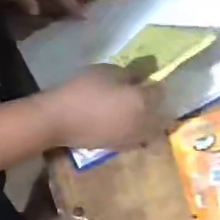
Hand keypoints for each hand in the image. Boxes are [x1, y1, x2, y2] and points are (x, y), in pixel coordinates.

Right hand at [41, 65, 165, 149]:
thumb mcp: (108, 71)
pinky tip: (125, 124)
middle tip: (147, 97)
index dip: (156, 84)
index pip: (160, 92)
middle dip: (157, 107)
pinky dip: (136, 132)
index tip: (148, 79)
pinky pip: (136, 139)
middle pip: (161, 117)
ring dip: (149, 123)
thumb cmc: (84, 90)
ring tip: (138, 112)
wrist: (59, 119)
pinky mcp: (118, 148)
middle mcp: (143, 123)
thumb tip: (144, 75)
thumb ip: (131, 73)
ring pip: (150, 132)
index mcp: (143, 102)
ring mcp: (131, 138)